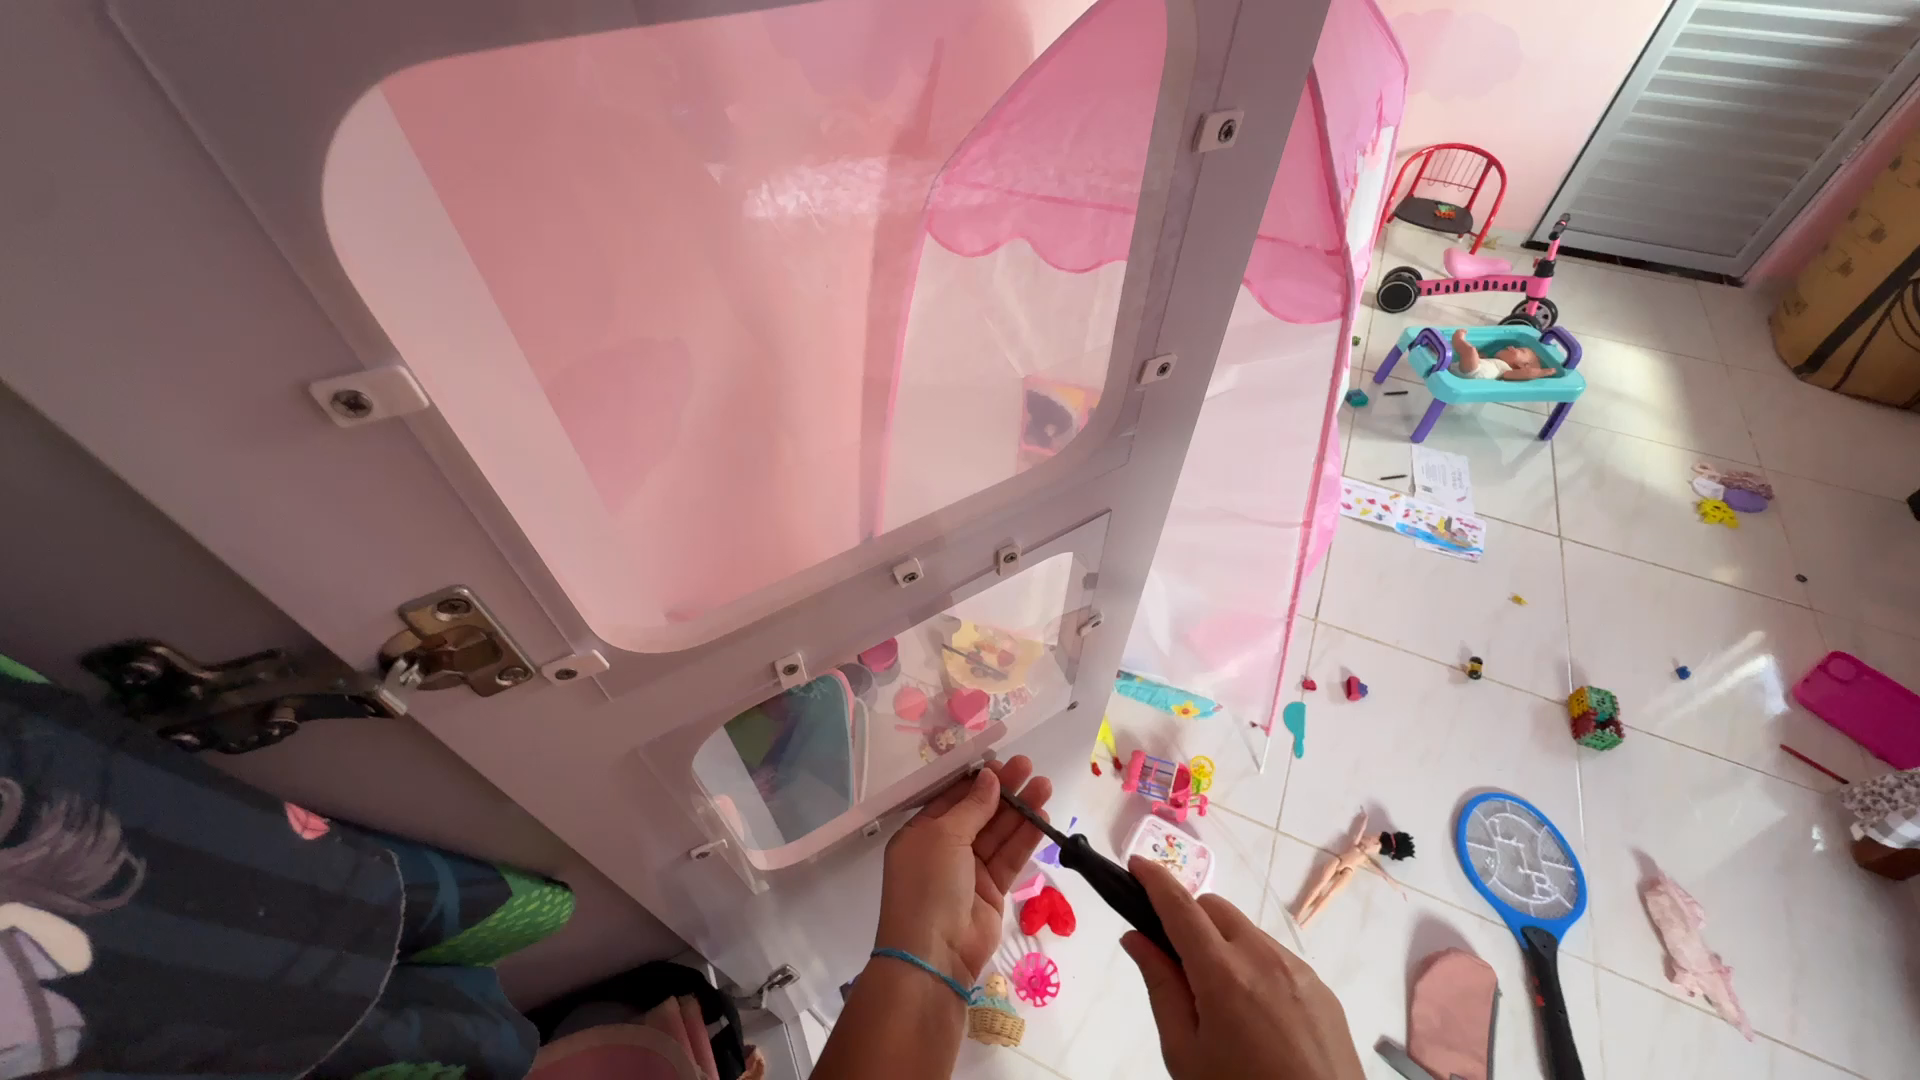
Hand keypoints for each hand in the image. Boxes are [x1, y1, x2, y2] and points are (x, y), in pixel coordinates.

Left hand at [873, 756, 1052, 985]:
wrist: (934, 955)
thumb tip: (989, 777)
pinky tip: (1042, 817)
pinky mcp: (991, 890)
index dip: (977, 779)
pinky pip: (1009, 856)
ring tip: (1044, 785)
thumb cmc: (928, 885)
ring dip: (1020, 810)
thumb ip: (972, 807)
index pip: (951, 797)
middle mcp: (943, 848)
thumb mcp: (944, 836)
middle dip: (1003, 790)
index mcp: (921, 832)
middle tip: (1028, 766)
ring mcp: (968, 870)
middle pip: (978, 811)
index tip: (1001, 761)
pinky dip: (1025, 837)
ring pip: (998, 832)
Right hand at [1121, 856, 1364, 1079]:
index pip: (1180, 906)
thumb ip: (1160, 987)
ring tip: (1220, 999)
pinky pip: (1277, 957)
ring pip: (1247, 931)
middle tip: (1176, 960)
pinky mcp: (1323, 990)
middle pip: (1215, 908)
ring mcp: (1299, 971)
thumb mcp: (1185, 1054)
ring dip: (1223, 943)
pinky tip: (1257, 1016)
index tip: (1135, 863)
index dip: (1154, 880)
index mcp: (1223, 972)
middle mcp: (1263, 957)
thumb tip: (1135, 937)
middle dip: (1189, 918)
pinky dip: (1255, 965)